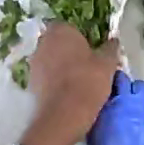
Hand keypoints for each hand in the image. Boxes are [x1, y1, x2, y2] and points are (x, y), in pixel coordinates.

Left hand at [19, 23, 118, 144]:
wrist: (62, 115)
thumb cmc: (87, 82)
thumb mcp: (106, 65)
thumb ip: (110, 49)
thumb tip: (114, 40)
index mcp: (60, 30)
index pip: (72, 29)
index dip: (83, 41)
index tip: (94, 56)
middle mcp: (43, 40)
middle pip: (60, 43)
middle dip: (71, 53)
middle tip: (88, 69)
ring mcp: (34, 60)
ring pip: (52, 59)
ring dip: (62, 67)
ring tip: (79, 84)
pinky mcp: (30, 79)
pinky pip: (46, 75)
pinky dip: (54, 81)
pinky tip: (67, 94)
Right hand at [86, 72, 143, 144]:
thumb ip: (92, 127)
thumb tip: (89, 113)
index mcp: (115, 114)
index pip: (110, 81)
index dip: (100, 79)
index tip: (89, 81)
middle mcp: (136, 114)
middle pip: (132, 85)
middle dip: (120, 86)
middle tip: (103, 96)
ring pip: (143, 99)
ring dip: (132, 101)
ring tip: (116, 113)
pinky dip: (140, 117)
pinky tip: (128, 132)